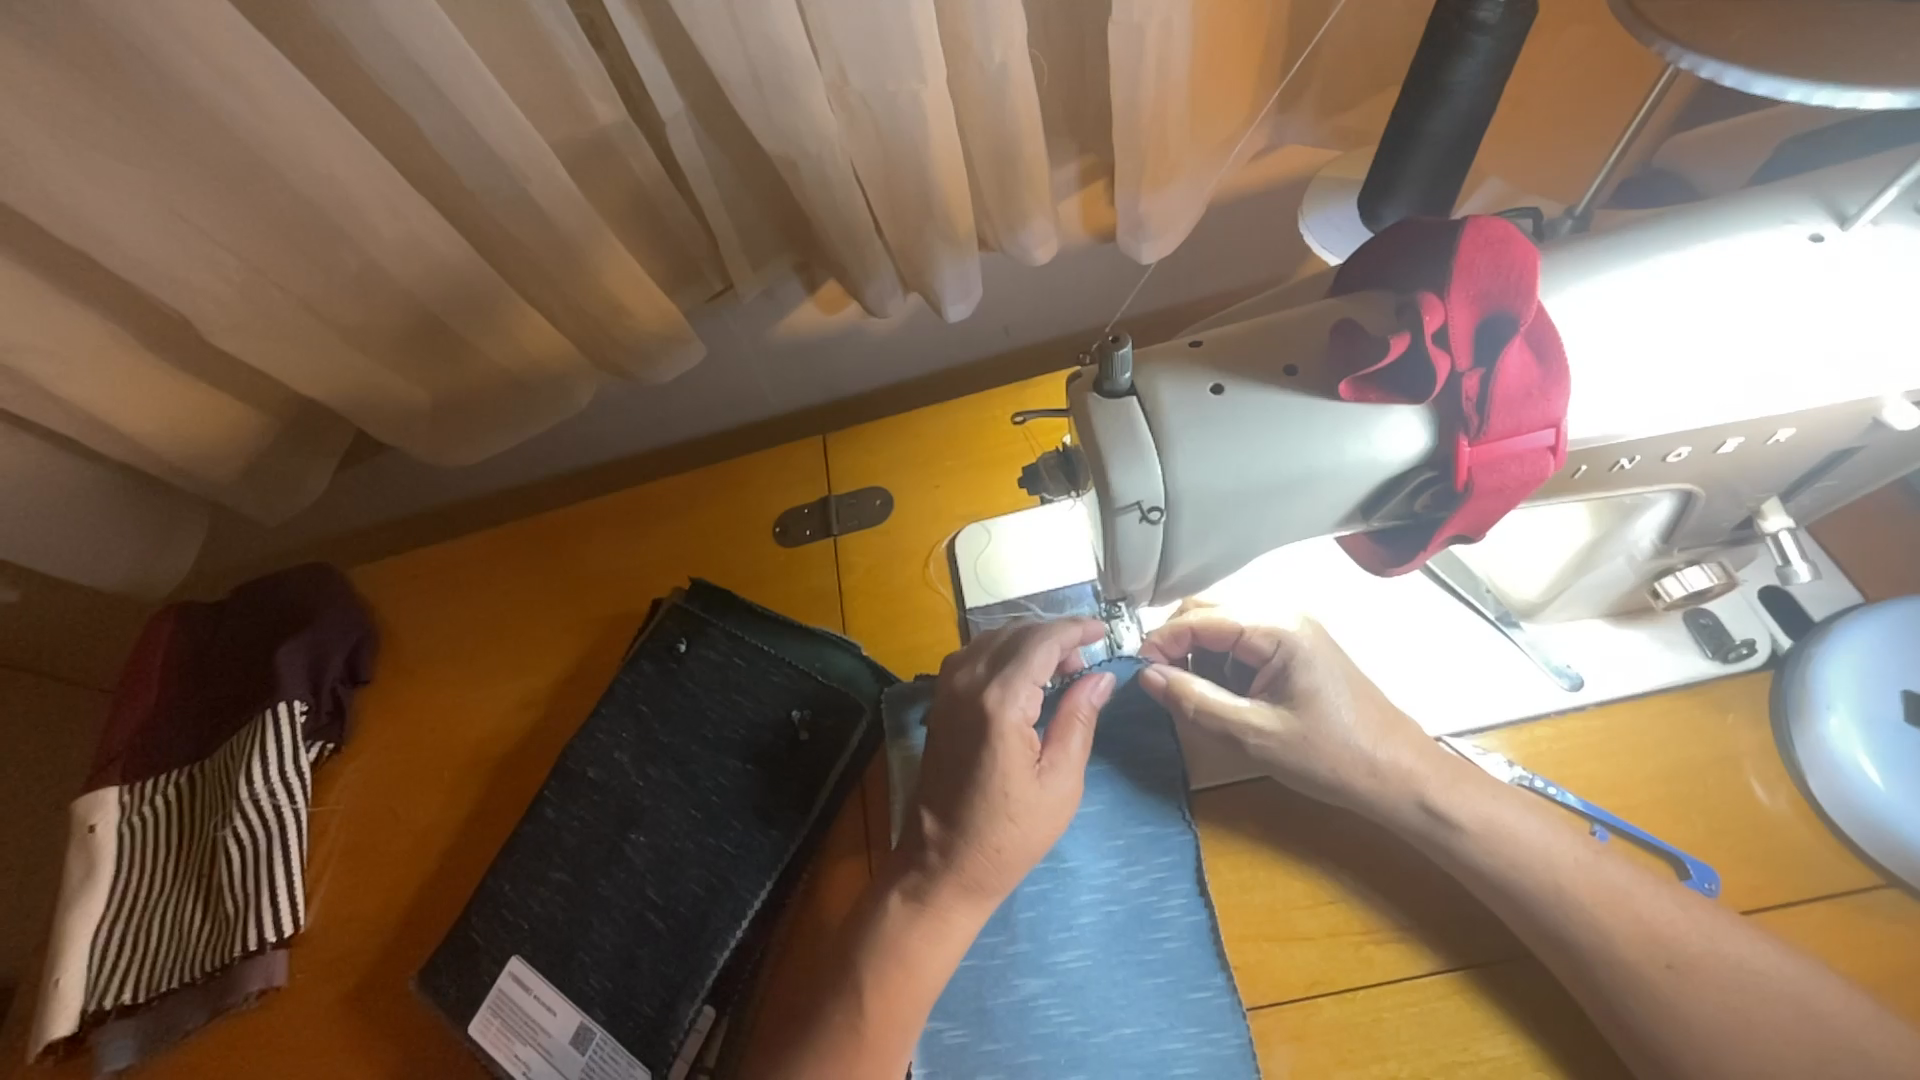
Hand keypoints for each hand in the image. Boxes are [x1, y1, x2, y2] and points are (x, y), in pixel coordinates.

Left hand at [897, 619, 1116, 911]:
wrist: (942, 863)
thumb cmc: (1008, 834)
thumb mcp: (1060, 782)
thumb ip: (1079, 719)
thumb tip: (1100, 677)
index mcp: (1000, 702)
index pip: (1042, 640)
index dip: (1075, 629)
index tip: (1103, 631)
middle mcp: (967, 682)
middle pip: (1017, 633)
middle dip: (1055, 636)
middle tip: (1085, 662)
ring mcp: (946, 689)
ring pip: (993, 638)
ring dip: (1028, 641)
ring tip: (1060, 668)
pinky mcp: (938, 700)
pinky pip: (973, 655)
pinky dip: (1003, 652)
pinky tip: (1024, 675)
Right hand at [1137, 609, 1451, 818]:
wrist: (1399, 775)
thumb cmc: (1332, 756)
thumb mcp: (1254, 733)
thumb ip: (1194, 701)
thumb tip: (1145, 677)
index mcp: (1277, 628)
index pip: (1199, 618)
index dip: (1161, 642)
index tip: (1139, 673)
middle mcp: (1283, 614)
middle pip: (1207, 610)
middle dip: (1176, 642)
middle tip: (1158, 682)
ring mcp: (1292, 628)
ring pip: (1222, 624)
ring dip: (1197, 653)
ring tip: (1189, 693)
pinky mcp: (1295, 646)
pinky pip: (1241, 640)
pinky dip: (1219, 662)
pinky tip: (1219, 694)